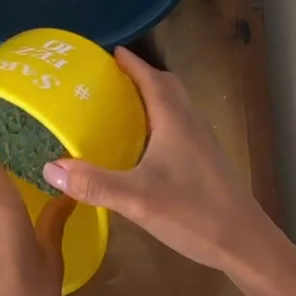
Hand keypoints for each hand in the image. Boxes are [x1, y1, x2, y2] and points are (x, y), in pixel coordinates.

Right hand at [41, 47, 275, 270]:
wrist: (245, 244)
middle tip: (110, 78)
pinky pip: (180, 127)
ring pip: (176, 107)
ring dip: (152, 98)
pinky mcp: (207, 163)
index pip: (152, 78)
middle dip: (141, 76)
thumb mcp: (138, 199)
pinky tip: (143, 146)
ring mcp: (203, 144)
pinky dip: (160, 121)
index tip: (109, 52)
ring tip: (121, 106)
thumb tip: (50, 168)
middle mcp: (191, 124)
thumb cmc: (194, 214)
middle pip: (167, 87)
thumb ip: (94, 184)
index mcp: (175, 121)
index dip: (131, 63)